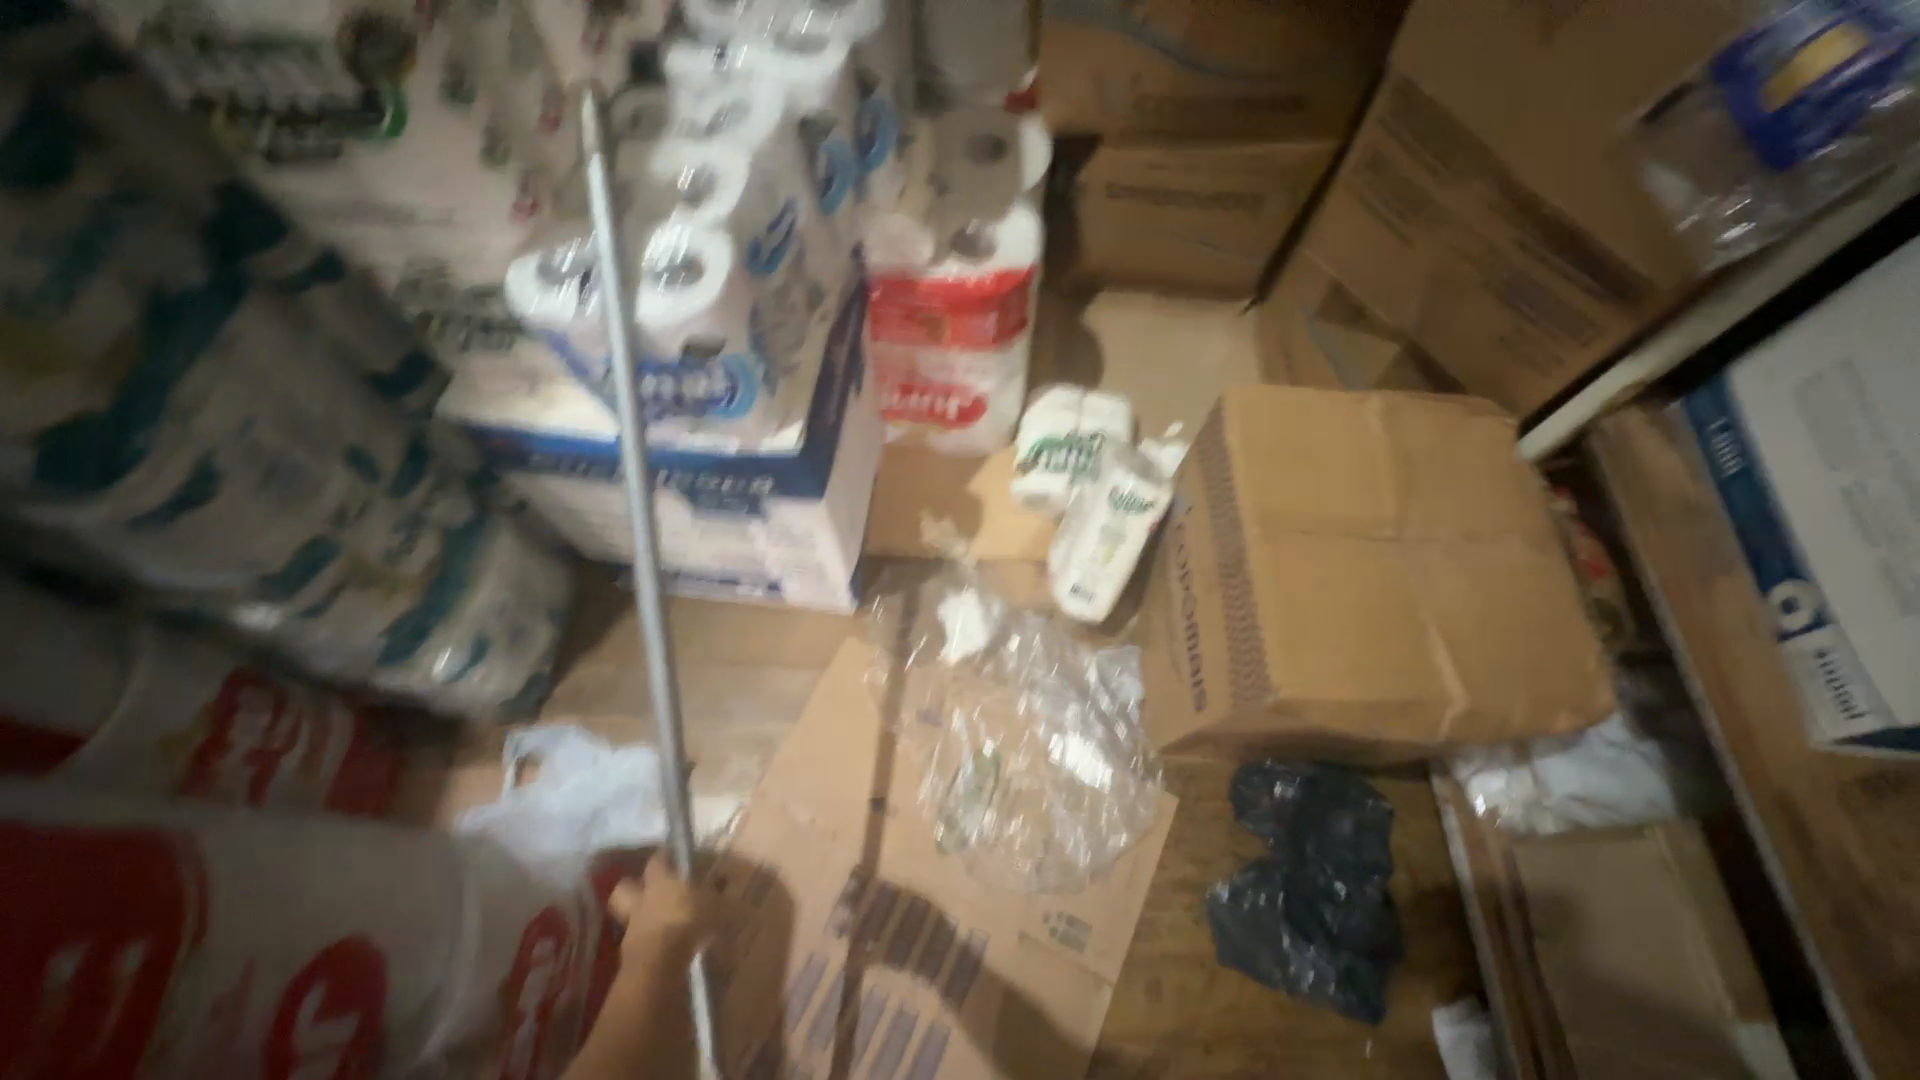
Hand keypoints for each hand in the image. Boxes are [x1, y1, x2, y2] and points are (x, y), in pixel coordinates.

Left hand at [607, 857, 711, 962]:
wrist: (659, 963)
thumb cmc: (689, 922)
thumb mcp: (714, 903)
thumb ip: (715, 891)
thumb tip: (723, 878)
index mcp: (661, 880)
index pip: (658, 858)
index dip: (664, 855)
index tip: (673, 854)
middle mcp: (641, 897)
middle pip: (627, 884)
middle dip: (638, 884)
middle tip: (653, 887)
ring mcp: (631, 924)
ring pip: (629, 912)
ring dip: (641, 914)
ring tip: (658, 919)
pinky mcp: (628, 950)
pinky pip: (636, 937)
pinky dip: (646, 938)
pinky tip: (661, 943)